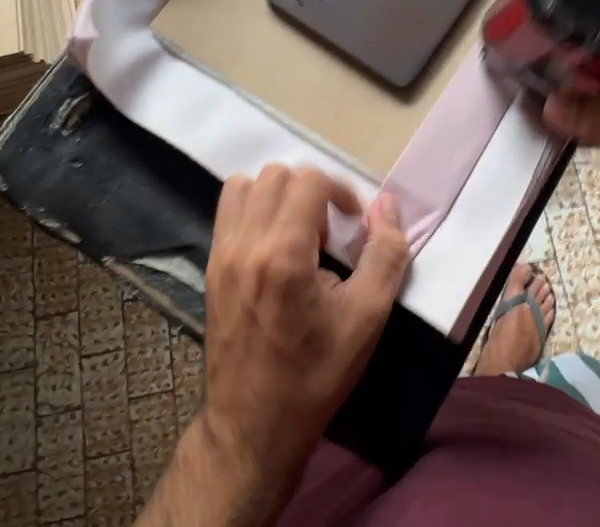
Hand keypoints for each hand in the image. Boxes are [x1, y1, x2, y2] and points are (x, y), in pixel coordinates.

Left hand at [197, 164, 409, 493]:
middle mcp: (246, 244)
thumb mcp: (369, 318)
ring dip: (278, 195)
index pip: (309, 180)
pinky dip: (253, 209)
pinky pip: (228, 210)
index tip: (354, 224)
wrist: (255, 424)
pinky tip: (274, 247)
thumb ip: (386, 254)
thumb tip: (388, 206)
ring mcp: (221, 254)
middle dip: (311, 191)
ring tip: (298, 235)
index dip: (340, 191)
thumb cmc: (317, 373)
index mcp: (285, 255)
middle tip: (328, 234)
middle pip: (277, 174)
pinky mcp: (211, 267)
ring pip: (246, 185)